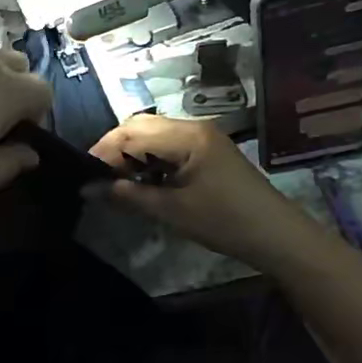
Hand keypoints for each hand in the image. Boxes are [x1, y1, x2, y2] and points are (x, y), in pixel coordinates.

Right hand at [89, 115, 330, 266]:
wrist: (277, 236)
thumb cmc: (224, 222)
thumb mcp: (172, 211)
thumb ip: (128, 196)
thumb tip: (88, 189)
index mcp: (186, 136)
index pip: (132, 133)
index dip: (104, 152)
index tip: (84, 176)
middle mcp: (193, 126)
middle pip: (141, 126)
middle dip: (115, 148)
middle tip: (96, 177)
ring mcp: (203, 136)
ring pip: (153, 134)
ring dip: (131, 153)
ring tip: (115, 181)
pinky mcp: (207, 149)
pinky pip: (168, 144)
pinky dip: (149, 157)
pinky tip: (142, 180)